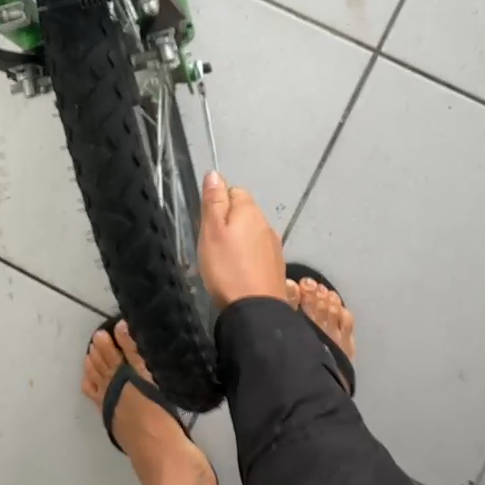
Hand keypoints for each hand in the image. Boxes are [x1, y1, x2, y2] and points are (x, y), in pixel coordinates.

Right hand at [197, 171, 286, 308]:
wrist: (256, 312)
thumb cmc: (227, 267)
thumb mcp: (212, 231)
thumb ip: (214, 201)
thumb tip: (214, 173)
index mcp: (250, 211)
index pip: (234, 190)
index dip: (218, 203)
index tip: (207, 224)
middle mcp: (266, 224)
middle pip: (243, 212)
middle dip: (228, 222)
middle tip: (212, 244)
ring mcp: (274, 247)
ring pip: (251, 233)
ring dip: (238, 240)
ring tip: (223, 261)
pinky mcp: (276, 267)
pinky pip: (258, 252)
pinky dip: (248, 257)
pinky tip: (239, 272)